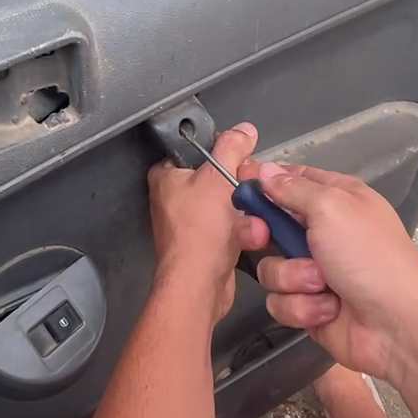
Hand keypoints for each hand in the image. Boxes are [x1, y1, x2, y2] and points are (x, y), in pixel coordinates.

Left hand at [147, 122, 269, 324]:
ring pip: (229, 201)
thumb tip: (244, 131)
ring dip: (246, 210)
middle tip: (248, 192)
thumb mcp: (218, 178)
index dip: (225, 152)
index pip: (201, 148)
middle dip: (240, 185)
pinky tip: (249, 234)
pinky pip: (232, 225)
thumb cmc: (198, 234)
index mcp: (167, 174)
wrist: (199, 286)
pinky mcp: (205, 241)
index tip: (242, 161)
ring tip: (250, 220)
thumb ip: (232, 147)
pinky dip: (244, 229)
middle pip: (220, 175)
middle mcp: (175, 195)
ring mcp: (190, 220)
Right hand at [253, 162, 417, 383]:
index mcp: (336, 199)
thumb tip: (266, 169)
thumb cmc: (368, 255)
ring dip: (293, 277)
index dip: (265, 182)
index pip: (291, 179)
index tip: (239, 184)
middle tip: (264, 238)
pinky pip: (281, 301)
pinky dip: (302, 306)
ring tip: (321, 284)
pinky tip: (327, 309)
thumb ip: (292, 188)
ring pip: (272, 267)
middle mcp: (324, 232)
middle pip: (272, 225)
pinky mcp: (309, 307)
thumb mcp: (331, 207)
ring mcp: (315, 272)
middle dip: (266, 236)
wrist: (399, 327)